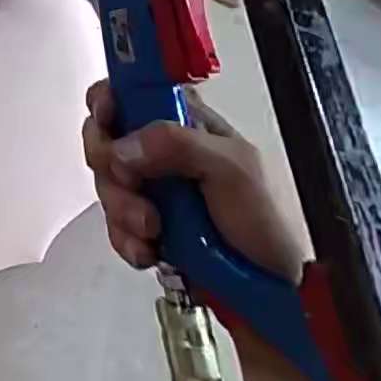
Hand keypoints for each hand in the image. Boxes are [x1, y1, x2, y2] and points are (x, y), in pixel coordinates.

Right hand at [81, 80, 305, 282]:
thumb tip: (123, 147)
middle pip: (104, 138)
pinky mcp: (144, 222)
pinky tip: (149, 251)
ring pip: (106, 183)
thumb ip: (178, 144)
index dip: (107, 101)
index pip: (128, 89)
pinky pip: (113, 224)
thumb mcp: (232, 168)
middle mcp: (160, 147)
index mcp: (182, 118)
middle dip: (112, 170)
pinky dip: (125, 239)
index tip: (108, 127)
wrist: (275, 291)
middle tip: (137, 192)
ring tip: (155, 231)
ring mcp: (150, 185)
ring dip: (122, 210)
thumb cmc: (265, 220)